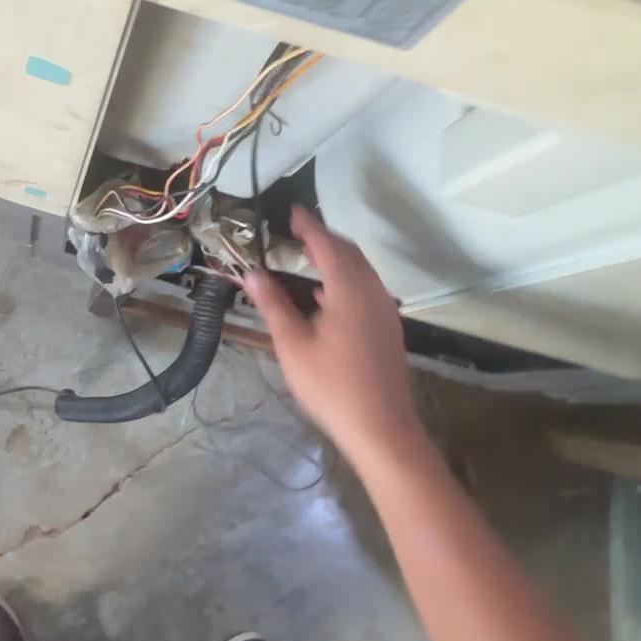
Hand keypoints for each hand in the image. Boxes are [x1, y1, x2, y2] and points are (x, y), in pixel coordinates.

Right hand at [243, 206, 426, 463]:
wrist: (382, 429)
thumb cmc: (331, 386)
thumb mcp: (292, 345)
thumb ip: (273, 304)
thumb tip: (252, 273)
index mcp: (349, 290)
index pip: (328, 245)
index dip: (309, 226)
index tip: (292, 211)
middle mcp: (372, 292)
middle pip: (349, 253)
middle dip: (324, 238)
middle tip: (298, 231)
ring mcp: (385, 311)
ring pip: (361, 271)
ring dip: (337, 258)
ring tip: (309, 256)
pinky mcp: (388, 328)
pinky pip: (367, 288)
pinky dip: (346, 278)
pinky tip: (327, 295)